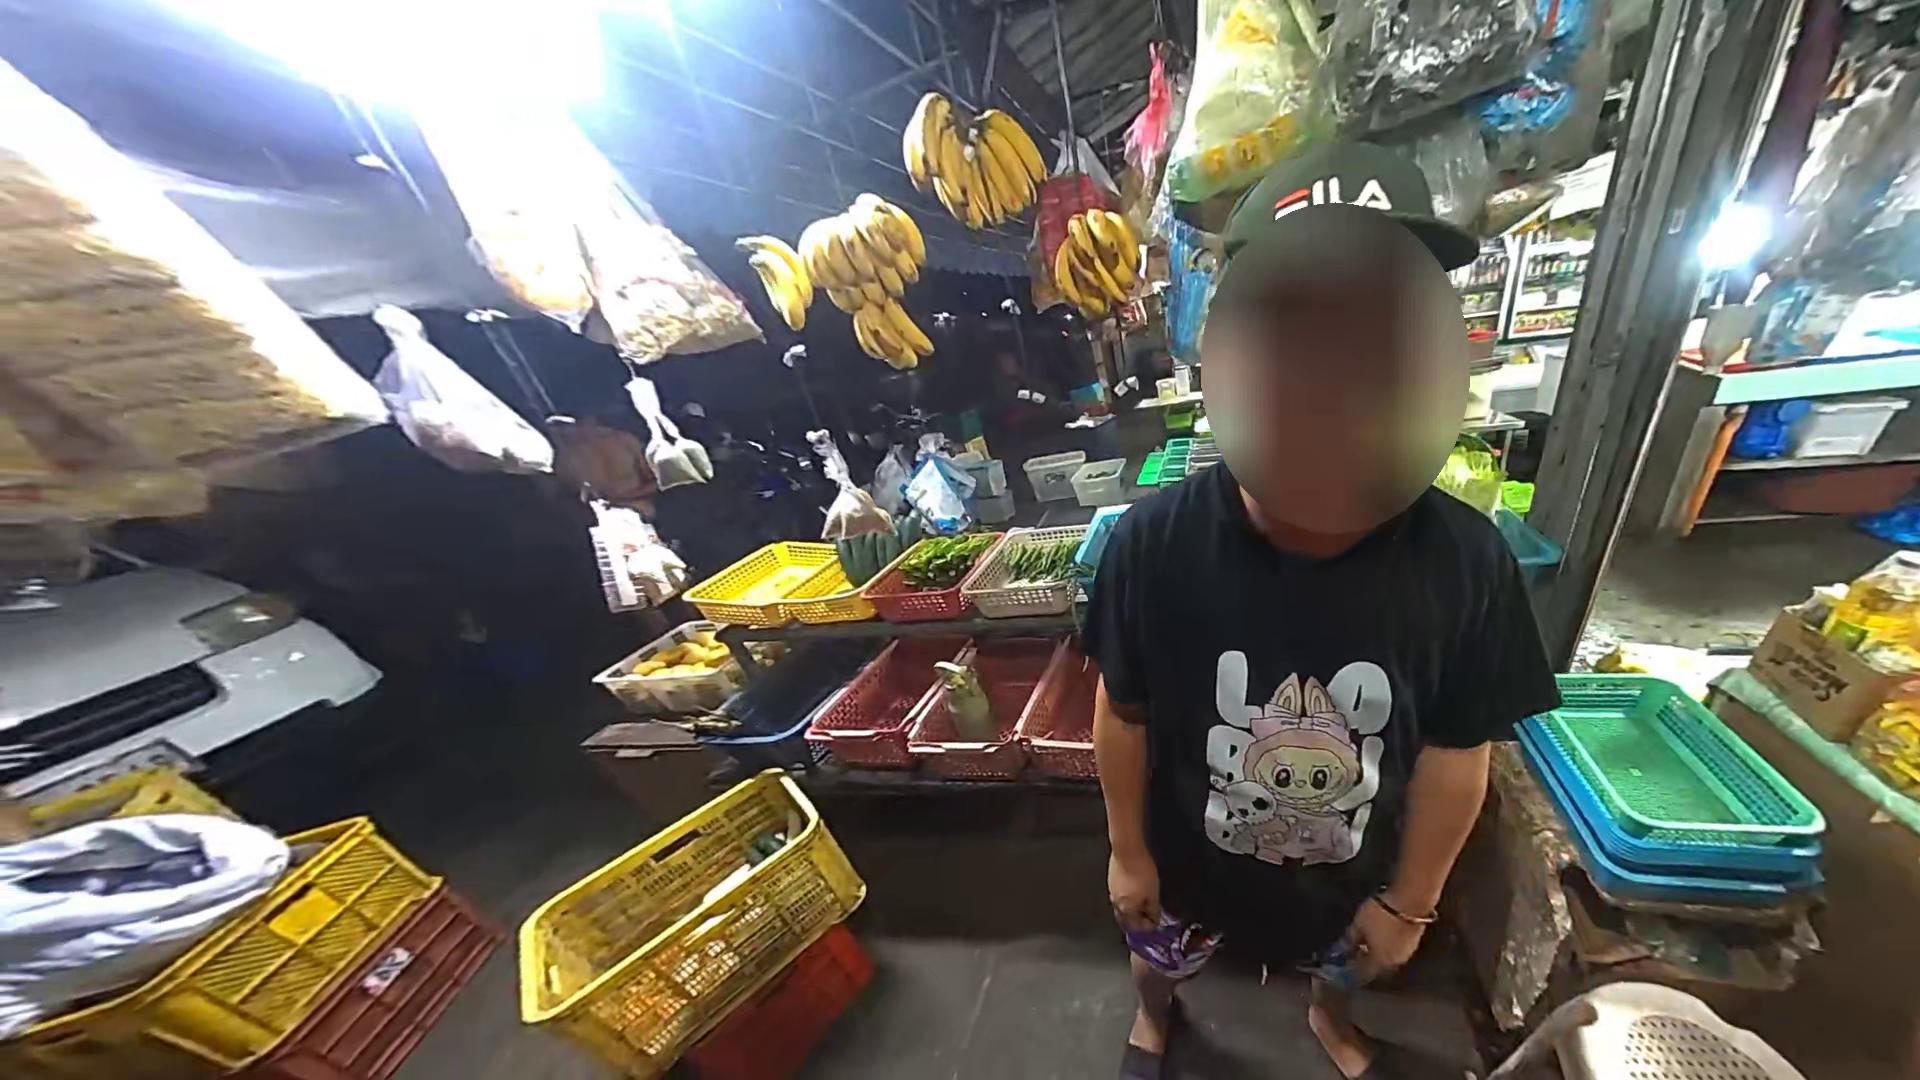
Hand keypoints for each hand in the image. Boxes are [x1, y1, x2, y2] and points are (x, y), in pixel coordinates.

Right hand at [1108, 850, 1161, 931]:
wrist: (1127, 849)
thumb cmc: (1142, 873)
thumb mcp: (1153, 894)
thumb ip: (1154, 911)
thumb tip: (1155, 920)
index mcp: (1125, 910)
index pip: (1136, 927)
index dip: (1149, 926)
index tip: (1157, 920)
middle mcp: (1115, 902)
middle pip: (1126, 918)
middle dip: (1138, 919)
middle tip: (1150, 913)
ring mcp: (1111, 889)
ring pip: (1122, 905)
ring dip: (1133, 907)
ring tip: (1144, 900)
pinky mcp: (1111, 878)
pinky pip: (1120, 894)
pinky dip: (1128, 897)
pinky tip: (1135, 889)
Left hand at [1348, 894, 1428, 978]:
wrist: (1408, 903)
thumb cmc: (1379, 914)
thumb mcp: (1359, 925)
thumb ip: (1350, 939)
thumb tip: (1340, 950)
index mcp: (1382, 961)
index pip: (1365, 972)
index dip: (1353, 970)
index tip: (1342, 966)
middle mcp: (1395, 962)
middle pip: (1377, 968)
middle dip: (1364, 963)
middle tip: (1351, 955)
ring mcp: (1406, 954)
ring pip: (1386, 960)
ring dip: (1374, 956)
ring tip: (1362, 947)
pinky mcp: (1412, 944)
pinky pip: (1394, 952)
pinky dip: (1383, 949)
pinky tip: (1376, 941)